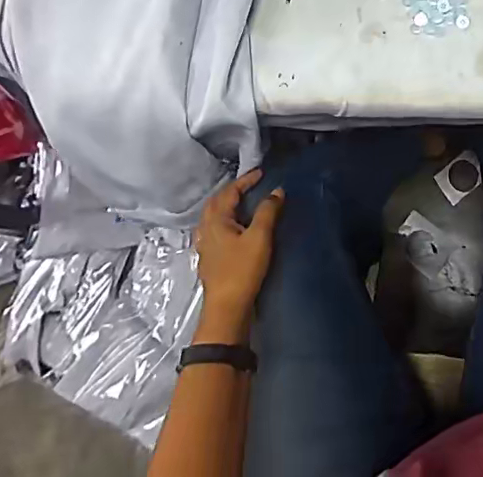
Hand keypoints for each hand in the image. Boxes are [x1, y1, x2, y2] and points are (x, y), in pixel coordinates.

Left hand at [192, 170, 284, 331]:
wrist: (226, 310)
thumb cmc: (242, 270)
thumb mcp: (259, 238)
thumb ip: (268, 211)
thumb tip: (277, 191)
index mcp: (216, 219)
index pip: (230, 191)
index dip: (246, 180)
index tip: (261, 173)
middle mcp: (206, 228)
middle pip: (217, 201)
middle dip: (233, 190)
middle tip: (251, 184)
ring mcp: (205, 244)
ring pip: (214, 215)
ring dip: (228, 204)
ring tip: (244, 202)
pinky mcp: (209, 257)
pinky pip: (215, 228)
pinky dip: (226, 219)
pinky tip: (234, 227)